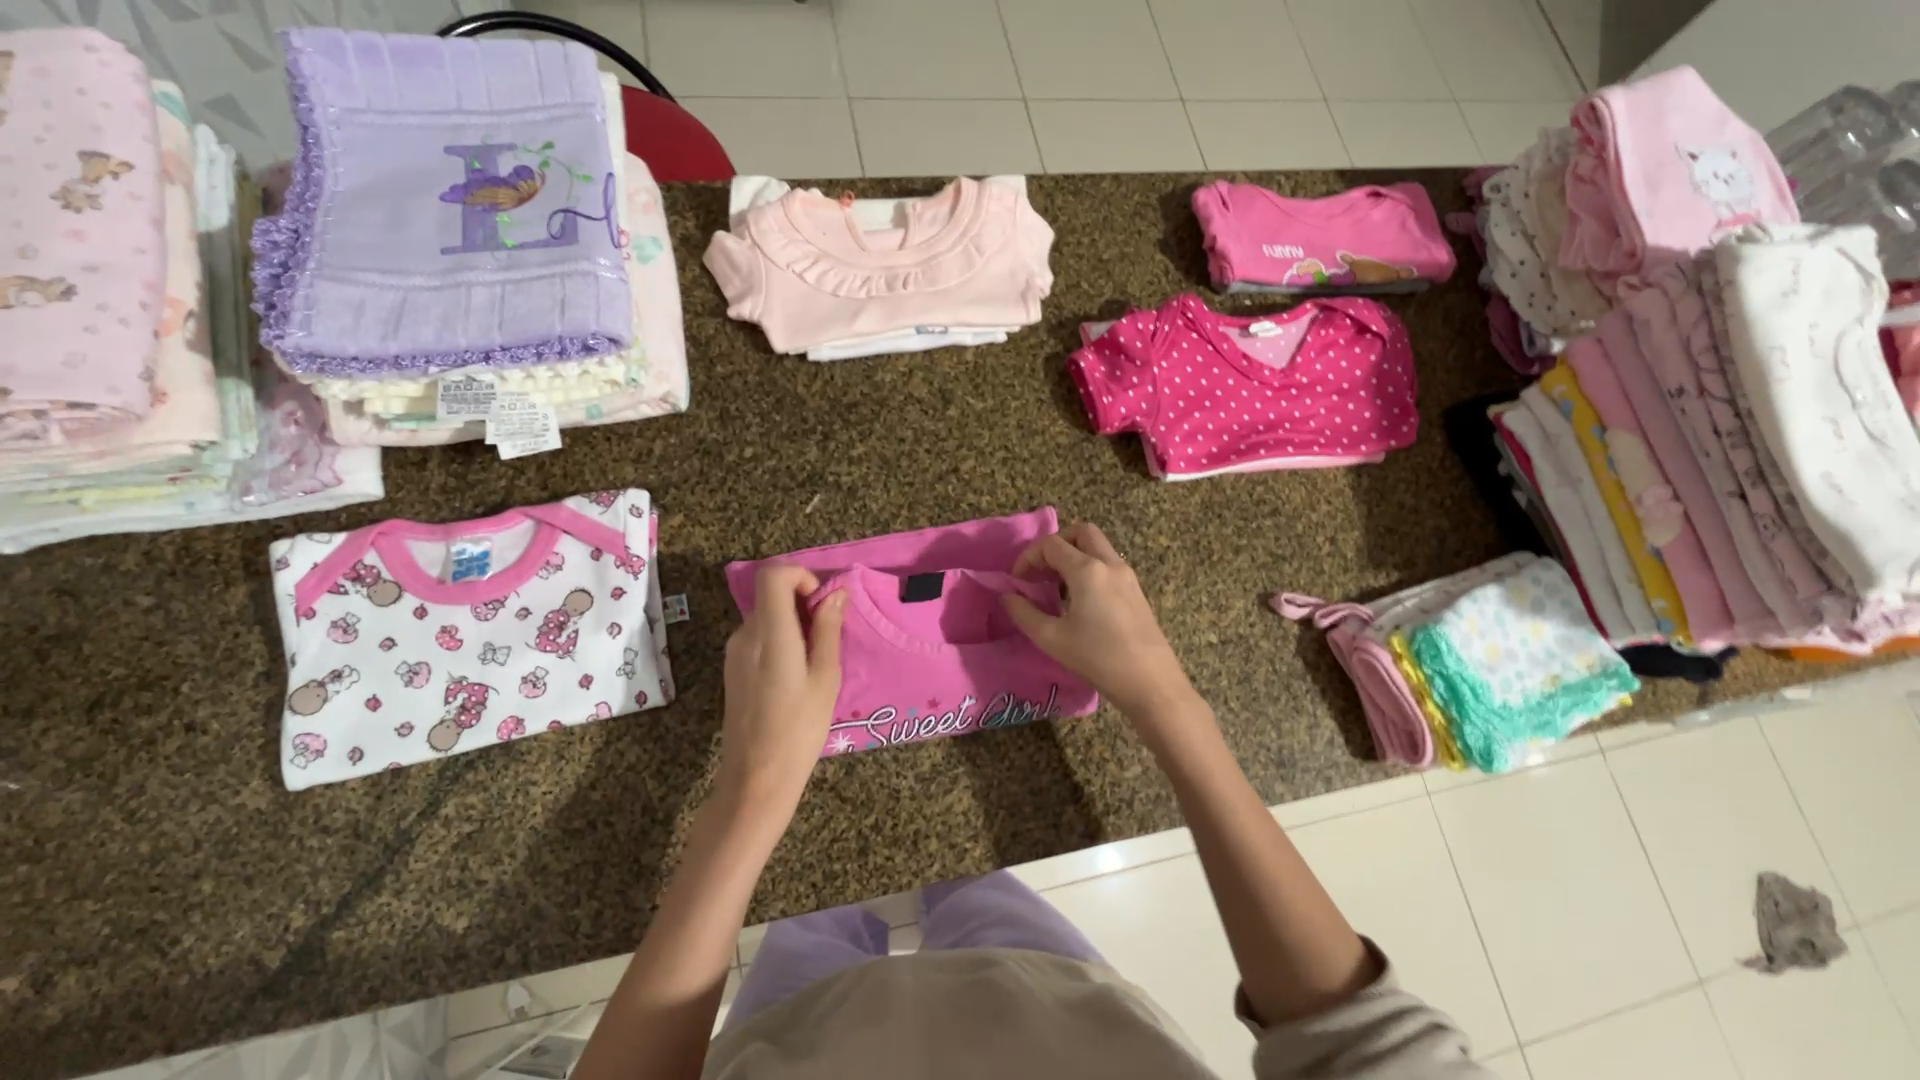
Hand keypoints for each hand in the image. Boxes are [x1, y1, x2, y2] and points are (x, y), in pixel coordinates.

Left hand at [717, 565, 846, 821]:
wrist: (757, 776)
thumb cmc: (799, 728)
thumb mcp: (826, 677)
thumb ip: (828, 629)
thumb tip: (834, 594)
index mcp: (770, 633)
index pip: (773, 574)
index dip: (800, 576)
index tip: (821, 603)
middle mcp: (745, 634)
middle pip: (771, 595)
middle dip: (802, 604)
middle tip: (828, 638)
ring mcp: (734, 651)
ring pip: (766, 617)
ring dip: (793, 625)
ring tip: (815, 664)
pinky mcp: (732, 668)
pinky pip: (758, 638)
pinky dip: (780, 641)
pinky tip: (795, 677)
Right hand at [1001, 522, 1203, 731]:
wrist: (1149, 681)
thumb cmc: (1097, 658)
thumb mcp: (1051, 638)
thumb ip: (1024, 613)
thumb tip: (1007, 596)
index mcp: (1087, 570)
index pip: (1051, 544)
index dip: (1028, 558)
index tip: (1017, 582)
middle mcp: (1110, 564)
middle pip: (1081, 533)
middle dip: (1056, 545)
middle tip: (1041, 572)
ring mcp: (1127, 576)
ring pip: (1098, 547)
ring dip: (1074, 556)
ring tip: (1057, 589)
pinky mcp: (1137, 591)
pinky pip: (1109, 565)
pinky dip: (1090, 569)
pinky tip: (1080, 602)